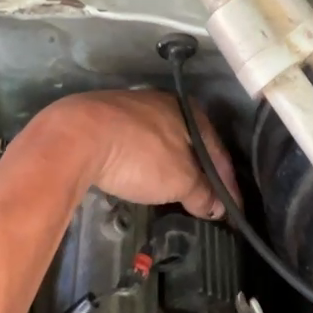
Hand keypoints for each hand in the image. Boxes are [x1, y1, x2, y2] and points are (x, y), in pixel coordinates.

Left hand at [27, 90, 236, 219]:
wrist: (79, 135)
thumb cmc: (139, 154)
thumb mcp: (179, 180)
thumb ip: (203, 193)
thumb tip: (219, 207)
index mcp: (191, 113)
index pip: (219, 152)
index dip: (228, 183)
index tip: (233, 209)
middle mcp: (167, 103)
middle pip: (193, 144)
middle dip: (202, 172)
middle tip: (208, 201)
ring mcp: (136, 108)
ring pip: (165, 141)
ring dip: (174, 166)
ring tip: (178, 192)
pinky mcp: (110, 118)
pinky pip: (141, 143)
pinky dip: (149, 161)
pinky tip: (144, 175)